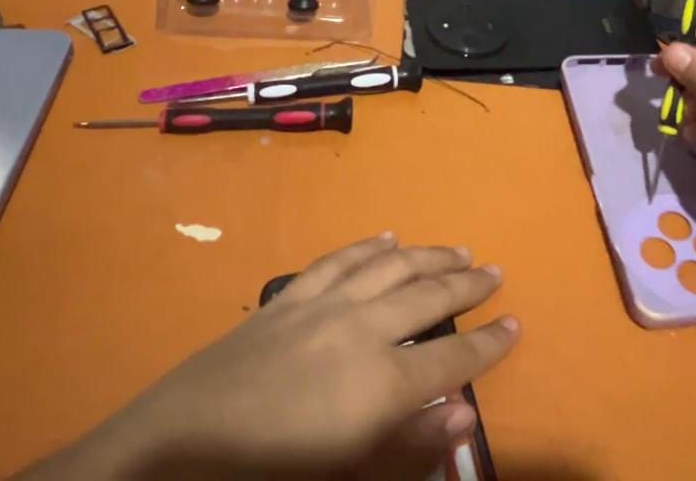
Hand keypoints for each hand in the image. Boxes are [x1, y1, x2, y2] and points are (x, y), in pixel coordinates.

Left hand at [24, 234, 517, 479]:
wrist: (178, 448)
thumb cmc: (272, 471)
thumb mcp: (347, 470)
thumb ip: (410, 442)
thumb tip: (465, 412)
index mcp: (382, 380)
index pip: (455, 355)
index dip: (491, 342)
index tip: (517, 323)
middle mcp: (364, 329)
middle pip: (430, 296)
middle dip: (468, 283)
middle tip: (496, 271)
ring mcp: (326, 305)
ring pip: (392, 266)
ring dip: (429, 254)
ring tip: (457, 248)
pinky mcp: (291, 298)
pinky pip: (340, 260)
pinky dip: (369, 246)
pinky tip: (386, 238)